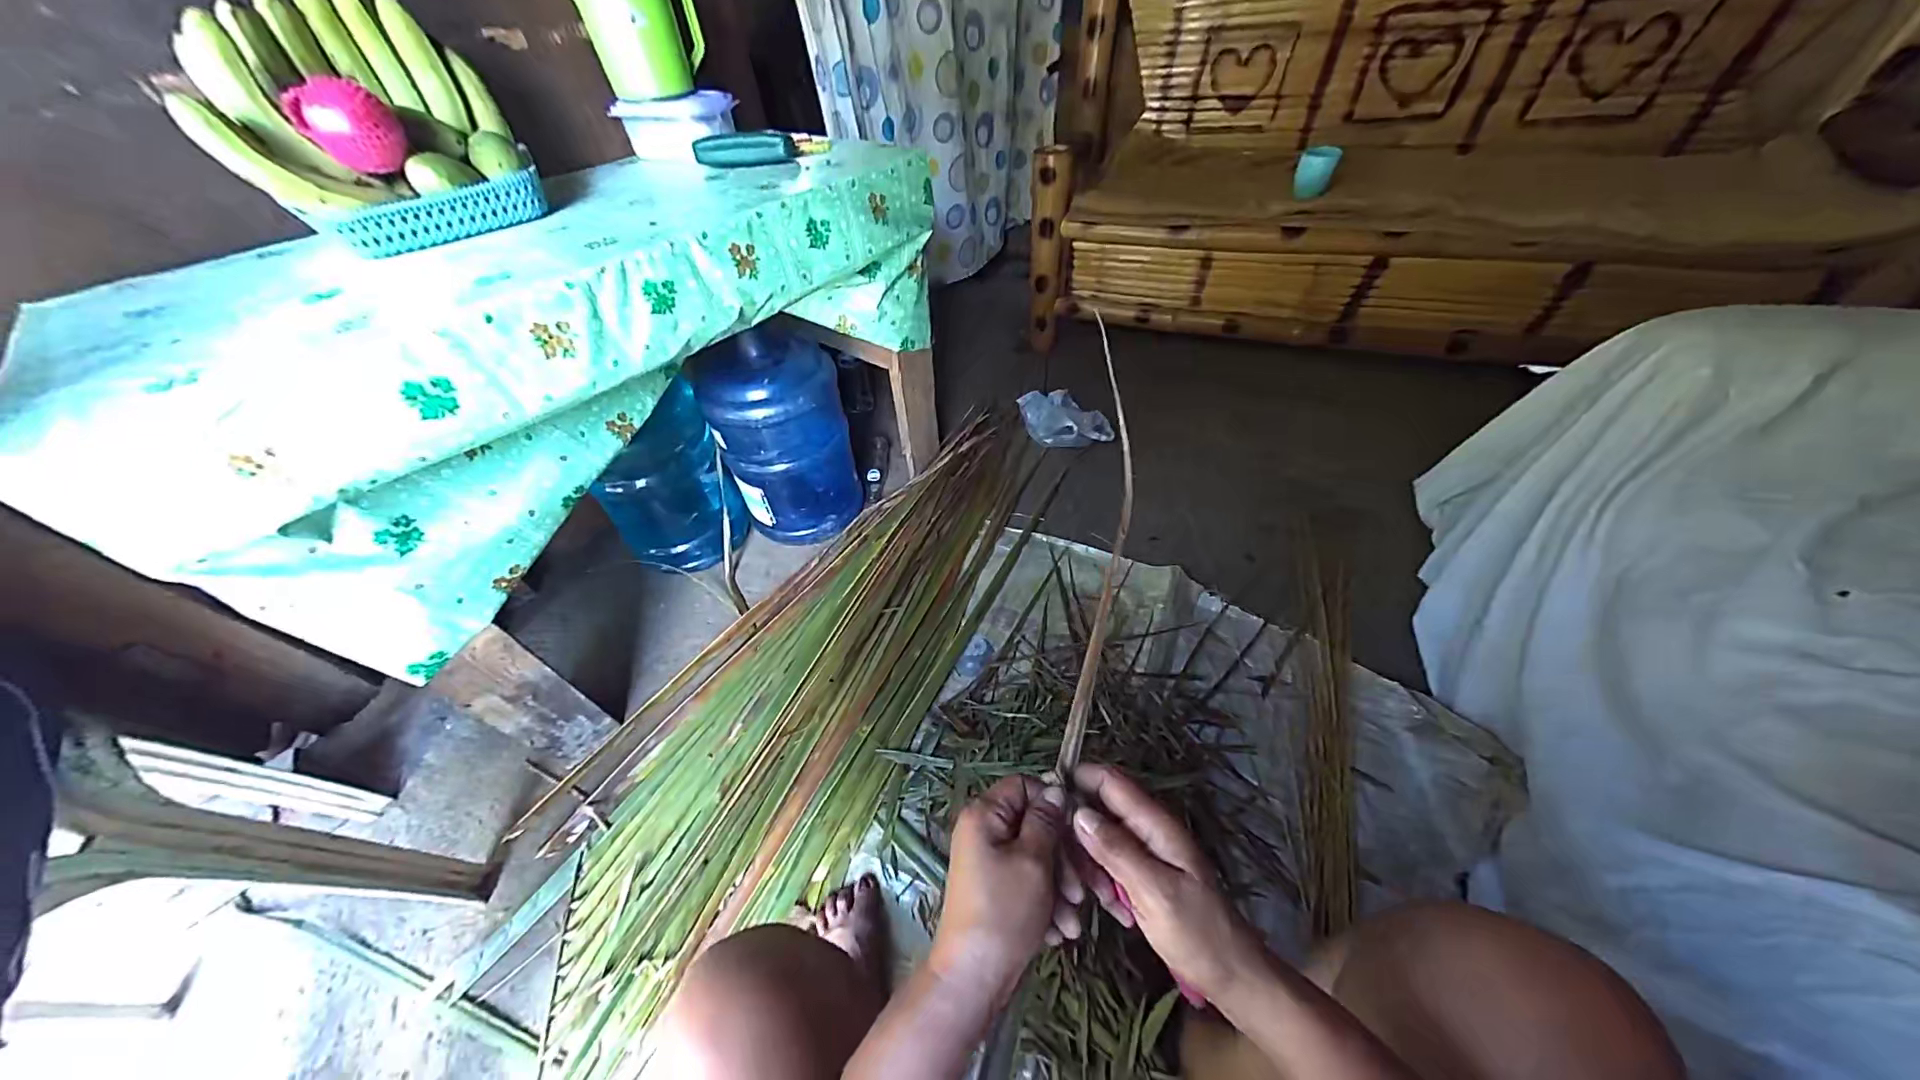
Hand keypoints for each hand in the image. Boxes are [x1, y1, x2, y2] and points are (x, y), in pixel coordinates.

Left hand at [930, 775, 1085, 1002]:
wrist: (974, 977)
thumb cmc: (1004, 911)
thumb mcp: (1034, 860)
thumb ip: (1046, 820)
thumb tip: (1056, 788)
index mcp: (983, 815)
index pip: (1023, 785)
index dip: (1052, 802)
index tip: (1077, 829)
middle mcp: (982, 832)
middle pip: (1034, 825)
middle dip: (1063, 857)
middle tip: (1081, 889)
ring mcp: (988, 861)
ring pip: (1036, 857)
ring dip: (1060, 886)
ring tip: (1070, 920)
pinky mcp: (996, 889)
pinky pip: (1027, 881)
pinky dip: (1046, 902)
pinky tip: (1059, 929)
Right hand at [1070, 763, 1263, 1001]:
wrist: (1233, 977)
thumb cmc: (1198, 934)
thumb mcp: (1154, 891)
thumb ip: (1116, 849)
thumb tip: (1078, 812)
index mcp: (1156, 824)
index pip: (1110, 781)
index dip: (1078, 780)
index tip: (1048, 802)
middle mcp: (1149, 830)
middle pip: (1099, 809)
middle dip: (1079, 834)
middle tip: (1072, 871)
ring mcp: (1146, 852)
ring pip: (1100, 838)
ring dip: (1090, 864)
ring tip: (1097, 897)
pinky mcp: (1143, 874)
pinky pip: (1109, 863)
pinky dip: (1103, 881)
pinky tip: (1112, 907)